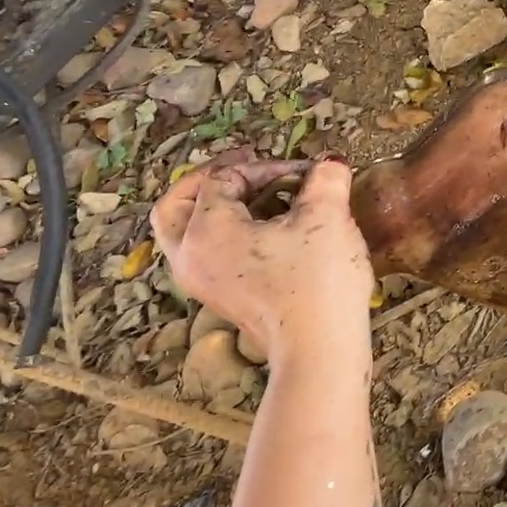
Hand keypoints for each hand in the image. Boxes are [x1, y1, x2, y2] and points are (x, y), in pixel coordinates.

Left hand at [151, 150, 373, 361]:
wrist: (319, 344)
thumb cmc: (318, 277)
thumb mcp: (328, 216)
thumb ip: (326, 178)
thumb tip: (330, 162)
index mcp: (206, 230)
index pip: (224, 178)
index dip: (266, 167)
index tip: (306, 172)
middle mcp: (189, 255)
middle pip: (176, 203)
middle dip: (211, 178)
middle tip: (247, 165)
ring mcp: (200, 280)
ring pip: (187, 229)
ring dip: (216, 204)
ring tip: (257, 194)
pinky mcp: (219, 295)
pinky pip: (205, 249)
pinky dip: (226, 228)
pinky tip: (266, 227)